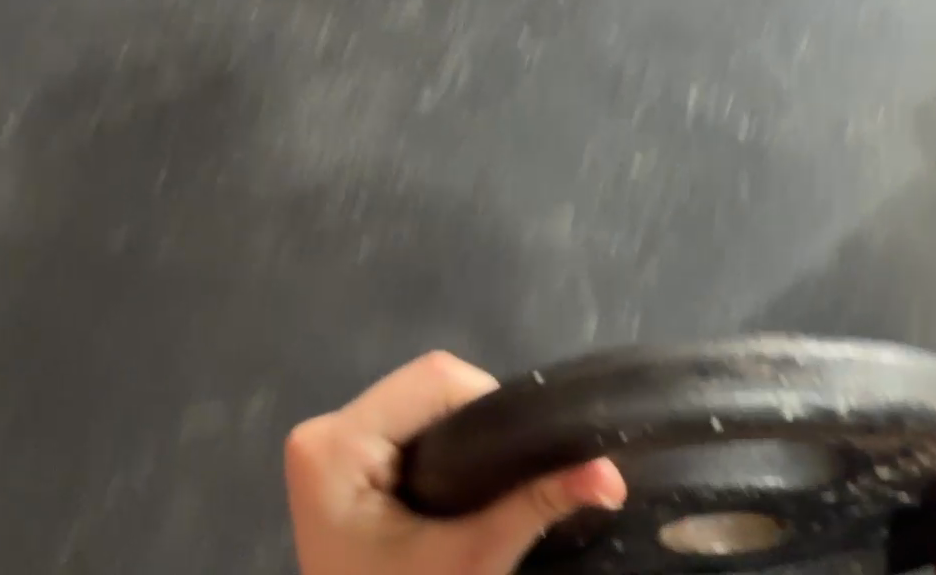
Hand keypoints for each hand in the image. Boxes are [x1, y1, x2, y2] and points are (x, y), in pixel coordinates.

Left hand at [284, 351, 627, 574]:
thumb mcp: (474, 559)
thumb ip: (539, 502)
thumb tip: (614, 474)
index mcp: (332, 446)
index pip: (434, 379)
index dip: (487, 404)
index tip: (512, 458)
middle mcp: (321, 430)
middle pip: (429, 383)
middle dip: (477, 418)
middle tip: (499, 475)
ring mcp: (326, 441)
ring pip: (423, 395)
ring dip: (463, 427)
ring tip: (481, 479)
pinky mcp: (339, 455)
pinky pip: (409, 416)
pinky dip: (443, 436)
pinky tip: (456, 476)